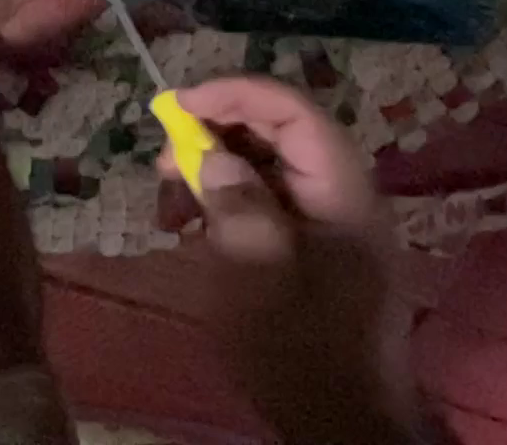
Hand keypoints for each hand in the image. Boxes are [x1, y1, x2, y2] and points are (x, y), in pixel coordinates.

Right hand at [159, 75, 416, 442]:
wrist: (342, 427)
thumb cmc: (300, 347)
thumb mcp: (258, 273)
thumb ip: (237, 203)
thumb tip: (212, 155)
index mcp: (342, 192)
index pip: (292, 111)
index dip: (234, 94)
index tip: (176, 107)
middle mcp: (338, 194)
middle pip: (272, 133)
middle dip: (210, 137)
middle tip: (163, 166)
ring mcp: (324, 220)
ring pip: (259, 164)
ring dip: (206, 172)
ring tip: (169, 210)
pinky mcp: (306, 243)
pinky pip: (259, 198)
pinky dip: (218, 202)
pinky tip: (188, 229)